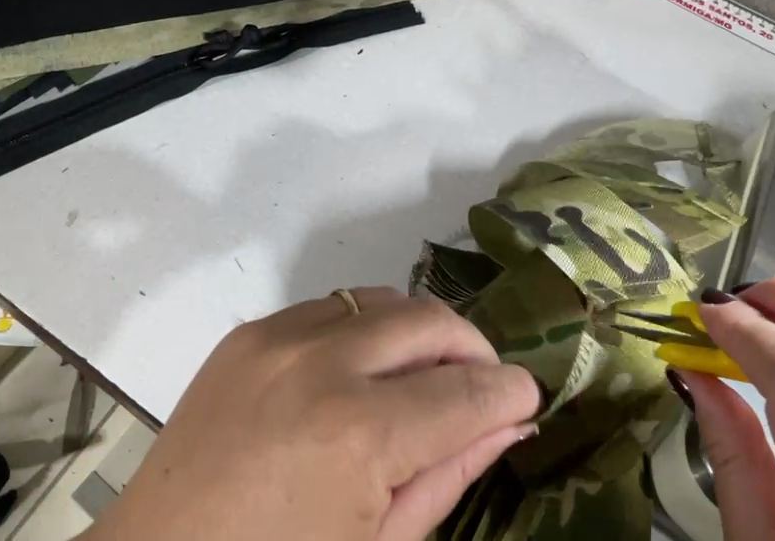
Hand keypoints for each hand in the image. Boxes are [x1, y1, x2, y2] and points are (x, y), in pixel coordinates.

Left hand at [85, 288, 539, 540]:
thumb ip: (449, 475)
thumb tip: (512, 420)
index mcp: (358, 433)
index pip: (464, 394)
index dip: (508, 393)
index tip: (527, 397)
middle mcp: (321, 364)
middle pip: (428, 322)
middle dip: (472, 348)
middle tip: (485, 384)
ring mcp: (277, 338)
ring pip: (381, 300)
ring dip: (418, 331)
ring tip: (426, 375)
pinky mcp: (247, 333)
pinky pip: (329, 307)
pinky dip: (364, 327)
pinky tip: (364, 368)